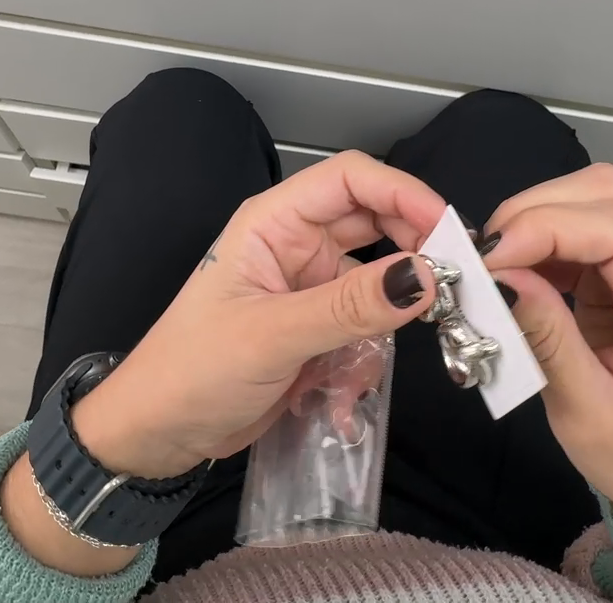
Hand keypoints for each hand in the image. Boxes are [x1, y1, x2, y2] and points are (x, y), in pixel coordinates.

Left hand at [72, 151, 444, 479]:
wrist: (158, 433)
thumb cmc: (194, 369)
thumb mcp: (272, 335)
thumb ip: (350, 306)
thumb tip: (428, 276)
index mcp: (274, 221)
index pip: (350, 179)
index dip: (403, 192)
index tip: (450, 232)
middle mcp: (297, 243)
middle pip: (374, 220)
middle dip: (413, 248)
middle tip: (454, 285)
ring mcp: (310, 285)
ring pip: (378, 275)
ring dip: (394, 309)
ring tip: (410, 341)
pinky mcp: (319, 326)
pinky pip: (367, 323)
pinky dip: (371, 352)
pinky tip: (348, 391)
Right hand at [482, 165, 612, 580]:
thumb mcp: (587, 420)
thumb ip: (546, 340)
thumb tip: (498, 272)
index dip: (546, 227)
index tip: (487, 256)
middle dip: (537, 210)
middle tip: (487, 254)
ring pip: (602, 196)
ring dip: (540, 215)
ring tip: (501, 259)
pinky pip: (595, 221)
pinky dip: (549, 231)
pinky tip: (525, 265)